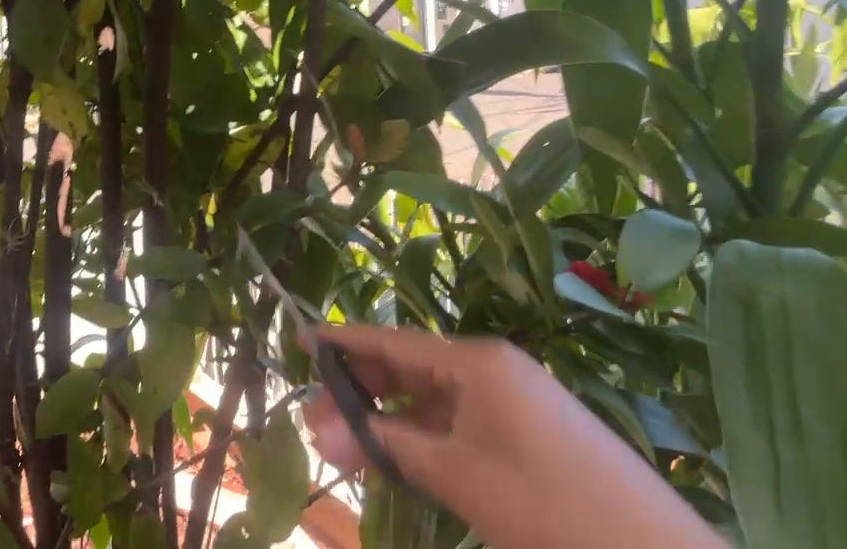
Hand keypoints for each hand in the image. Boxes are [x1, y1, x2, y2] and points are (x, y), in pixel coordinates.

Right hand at [305, 326, 723, 548]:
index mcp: (477, 361)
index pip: (391, 340)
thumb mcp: (454, 473)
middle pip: (409, 365)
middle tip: (316, 416)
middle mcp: (495, 369)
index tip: (297, 343)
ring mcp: (518, 401)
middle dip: (361, 388)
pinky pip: (461, 421)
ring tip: (350, 443)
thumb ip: (382, 444)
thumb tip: (313, 430)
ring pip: (434, 397)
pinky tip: (402, 457)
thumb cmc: (549, 506)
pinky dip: (425, 435)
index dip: (342, 342)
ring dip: (391, 417)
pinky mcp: (533, 434)